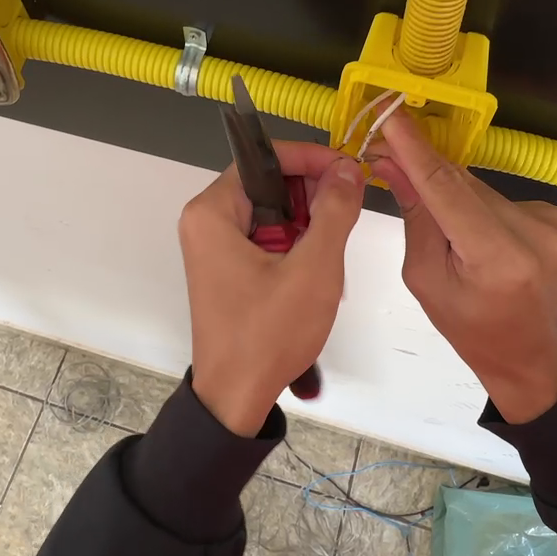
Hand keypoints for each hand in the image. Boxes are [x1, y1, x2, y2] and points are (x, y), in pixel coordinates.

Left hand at [179, 142, 366, 434]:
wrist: (236, 397)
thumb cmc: (268, 334)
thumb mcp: (313, 269)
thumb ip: (334, 211)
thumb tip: (348, 168)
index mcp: (212, 212)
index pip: (266, 159)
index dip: (311, 158)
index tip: (350, 170)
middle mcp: (206, 220)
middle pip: (270, 184)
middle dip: (312, 195)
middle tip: (348, 214)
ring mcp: (215, 245)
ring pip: (274, 212)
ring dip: (308, 225)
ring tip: (331, 254)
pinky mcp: (227, 266)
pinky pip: (267, 237)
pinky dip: (296, 245)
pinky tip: (316, 272)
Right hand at [367, 112, 556, 423]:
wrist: (532, 354)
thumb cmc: (470, 327)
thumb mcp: (426, 278)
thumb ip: (415, 217)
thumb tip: (391, 164)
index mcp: (497, 257)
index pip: (446, 188)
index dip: (415, 149)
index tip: (391, 115)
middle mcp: (533, 232)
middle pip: (462, 184)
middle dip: (422, 169)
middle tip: (384, 154)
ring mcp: (552, 222)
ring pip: (480, 189)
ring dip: (451, 193)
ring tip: (442, 228)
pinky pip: (500, 199)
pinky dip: (478, 206)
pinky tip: (476, 237)